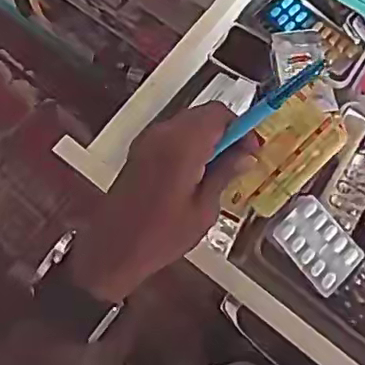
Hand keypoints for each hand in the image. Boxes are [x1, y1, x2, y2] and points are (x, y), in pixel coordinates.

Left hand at [63, 103, 259, 302]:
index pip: (219, 114)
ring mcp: (148, 139)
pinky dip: (190, 144)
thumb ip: (224, 174)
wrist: (112, 249)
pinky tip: (196, 173)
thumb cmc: (161, 235)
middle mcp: (164, 133)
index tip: (252, 151)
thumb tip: (246, 155)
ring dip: (208, 138)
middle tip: (240, 161)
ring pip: (189, 123)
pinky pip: (173, 134)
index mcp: (182, 144)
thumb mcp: (203, 209)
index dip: (241, 128)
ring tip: (219, 170)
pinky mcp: (139, 150)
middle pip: (204, 114)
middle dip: (226, 132)